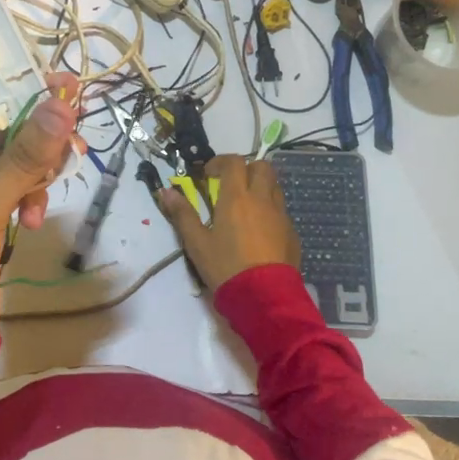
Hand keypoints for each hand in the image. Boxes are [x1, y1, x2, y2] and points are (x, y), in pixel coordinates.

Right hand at [155, 154, 300, 293]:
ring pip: (274, 187)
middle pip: (262, 167)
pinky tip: (259, 231)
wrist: (264, 297)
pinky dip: (270, 210)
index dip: (220, 162)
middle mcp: (262, 199)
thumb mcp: (197, 243)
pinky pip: (281, 210)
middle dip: (246, 169)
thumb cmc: (225, 267)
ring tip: (245, 207)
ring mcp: (281, 215)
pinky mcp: (292, 232)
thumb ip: (182, 214)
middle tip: (231, 185)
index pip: (233, 162)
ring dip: (260, 187)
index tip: (208, 175)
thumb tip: (166, 191)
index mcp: (237, 197)